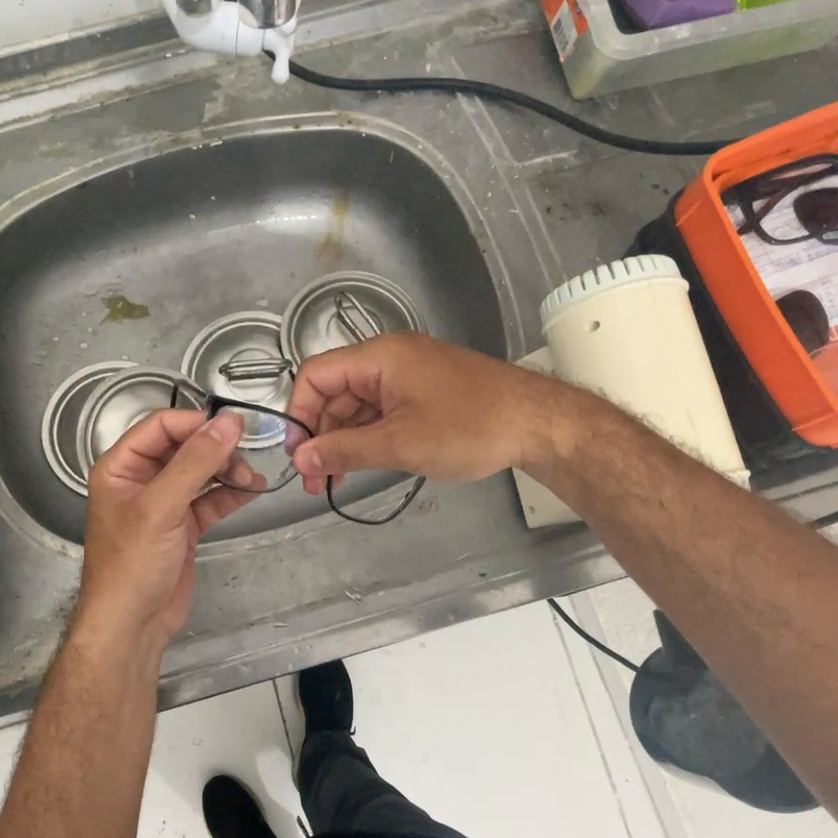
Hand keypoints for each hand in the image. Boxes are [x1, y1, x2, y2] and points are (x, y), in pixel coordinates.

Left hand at [78, 409, 259, 642]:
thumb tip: (228, 424)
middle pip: (184, 448)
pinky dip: (230, 495)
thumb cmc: (130, 565)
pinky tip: (251, 491)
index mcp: (120, 468)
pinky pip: (209, 500)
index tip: (230, 427)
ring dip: (227, 472)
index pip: (160, 426)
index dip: (195, 424)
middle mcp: (140, 481)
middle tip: (243, 458)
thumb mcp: (161, 507)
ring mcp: (163, 505)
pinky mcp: (182, 527)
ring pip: (200, 473)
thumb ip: (195, 462)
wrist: (131, 624)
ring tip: (251, 478)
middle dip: (215, 450)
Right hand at [286, 332, 589, 493]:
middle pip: (334, 392)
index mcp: (379, 357)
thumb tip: (301, 459)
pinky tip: (361, 465)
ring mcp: (407, 375)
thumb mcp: (399, 443)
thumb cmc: (468, 427)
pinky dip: (367, 438)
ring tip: (333, 481)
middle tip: (315, 480)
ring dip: (341, 441)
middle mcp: (388, 359)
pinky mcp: (423, 393)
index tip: (300, 455)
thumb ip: (344, 450)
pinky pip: (380, 411)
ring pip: (356, 406)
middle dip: (320, 435)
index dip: (299, 414)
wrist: (538, 424)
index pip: (316, 375)